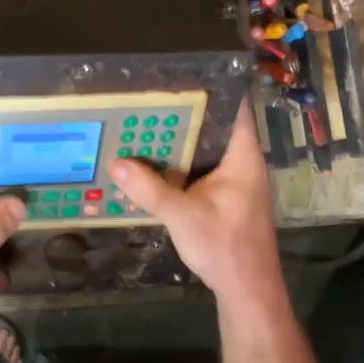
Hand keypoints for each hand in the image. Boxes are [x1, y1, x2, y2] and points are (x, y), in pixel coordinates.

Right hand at [107, 102, 287, 313]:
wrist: (247, 290)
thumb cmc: (225, 247)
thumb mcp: (182, 216)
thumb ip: (149, 189)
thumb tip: (116, 162)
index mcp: (243, 158)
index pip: (236, 109)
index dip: (216, 86)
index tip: (184, 71)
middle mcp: (242, 164)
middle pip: (215, 126)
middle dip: (185, 112)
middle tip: (150, 95)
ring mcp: (235, 181)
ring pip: (206, 149)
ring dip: (180, 139)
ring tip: (145, 121)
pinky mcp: (225, 197)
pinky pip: (200, 168)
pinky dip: (180, 162)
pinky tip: (152, 161)